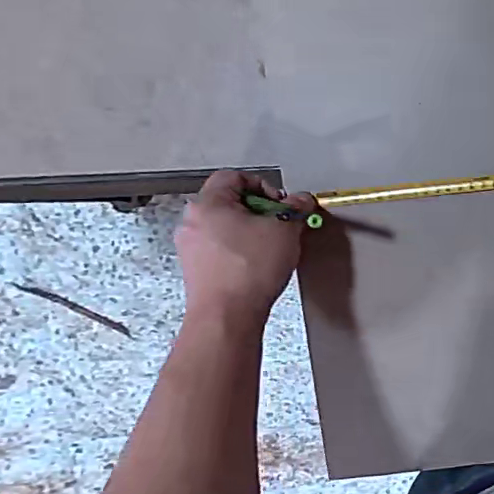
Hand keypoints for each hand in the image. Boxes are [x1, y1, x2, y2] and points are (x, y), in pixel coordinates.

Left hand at [175, 171, 316, 324]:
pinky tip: (259, 265)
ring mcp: (192, 248)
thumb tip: (301, 201)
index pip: (234, 176)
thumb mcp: (285, 230)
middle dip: (260, 211)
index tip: (280, 203)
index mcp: (208, 203)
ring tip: (272, 247)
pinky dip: (240, 251)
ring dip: (251, 231)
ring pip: (226, 226)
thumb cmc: (247, 272)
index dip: (263, 186)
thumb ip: (296, 209)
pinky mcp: (197, 270)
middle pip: (230, 201)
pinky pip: (221, 249)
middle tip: (280, 224)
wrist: (227, 317)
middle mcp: (193, 222)